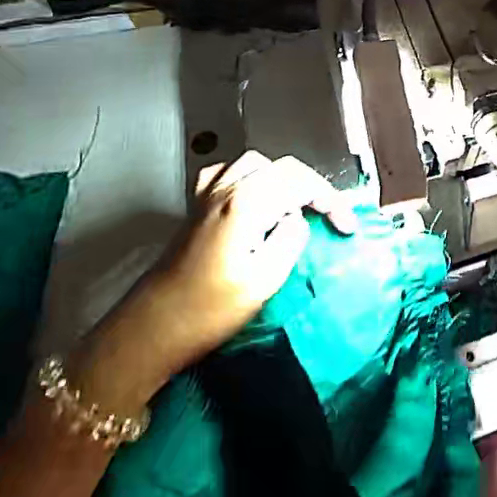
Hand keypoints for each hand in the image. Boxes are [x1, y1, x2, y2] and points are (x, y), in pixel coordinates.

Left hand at [68, 152, 354, 412]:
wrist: (149, 332)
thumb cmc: (208, 311)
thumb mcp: (264, 280)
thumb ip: (290, 239)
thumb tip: (297, 220)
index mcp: (246, 203)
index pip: (302, 184)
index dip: (332, 201)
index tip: (347, 226)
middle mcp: (226, 189)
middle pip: (282, 167)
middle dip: (313, 186)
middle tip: (329, 214)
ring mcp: (207, 196)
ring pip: (255, 163)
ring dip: (283, 178)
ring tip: (295, 204)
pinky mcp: (195, 209)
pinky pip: (226, 173)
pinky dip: (248, 177)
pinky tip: (252, 196)